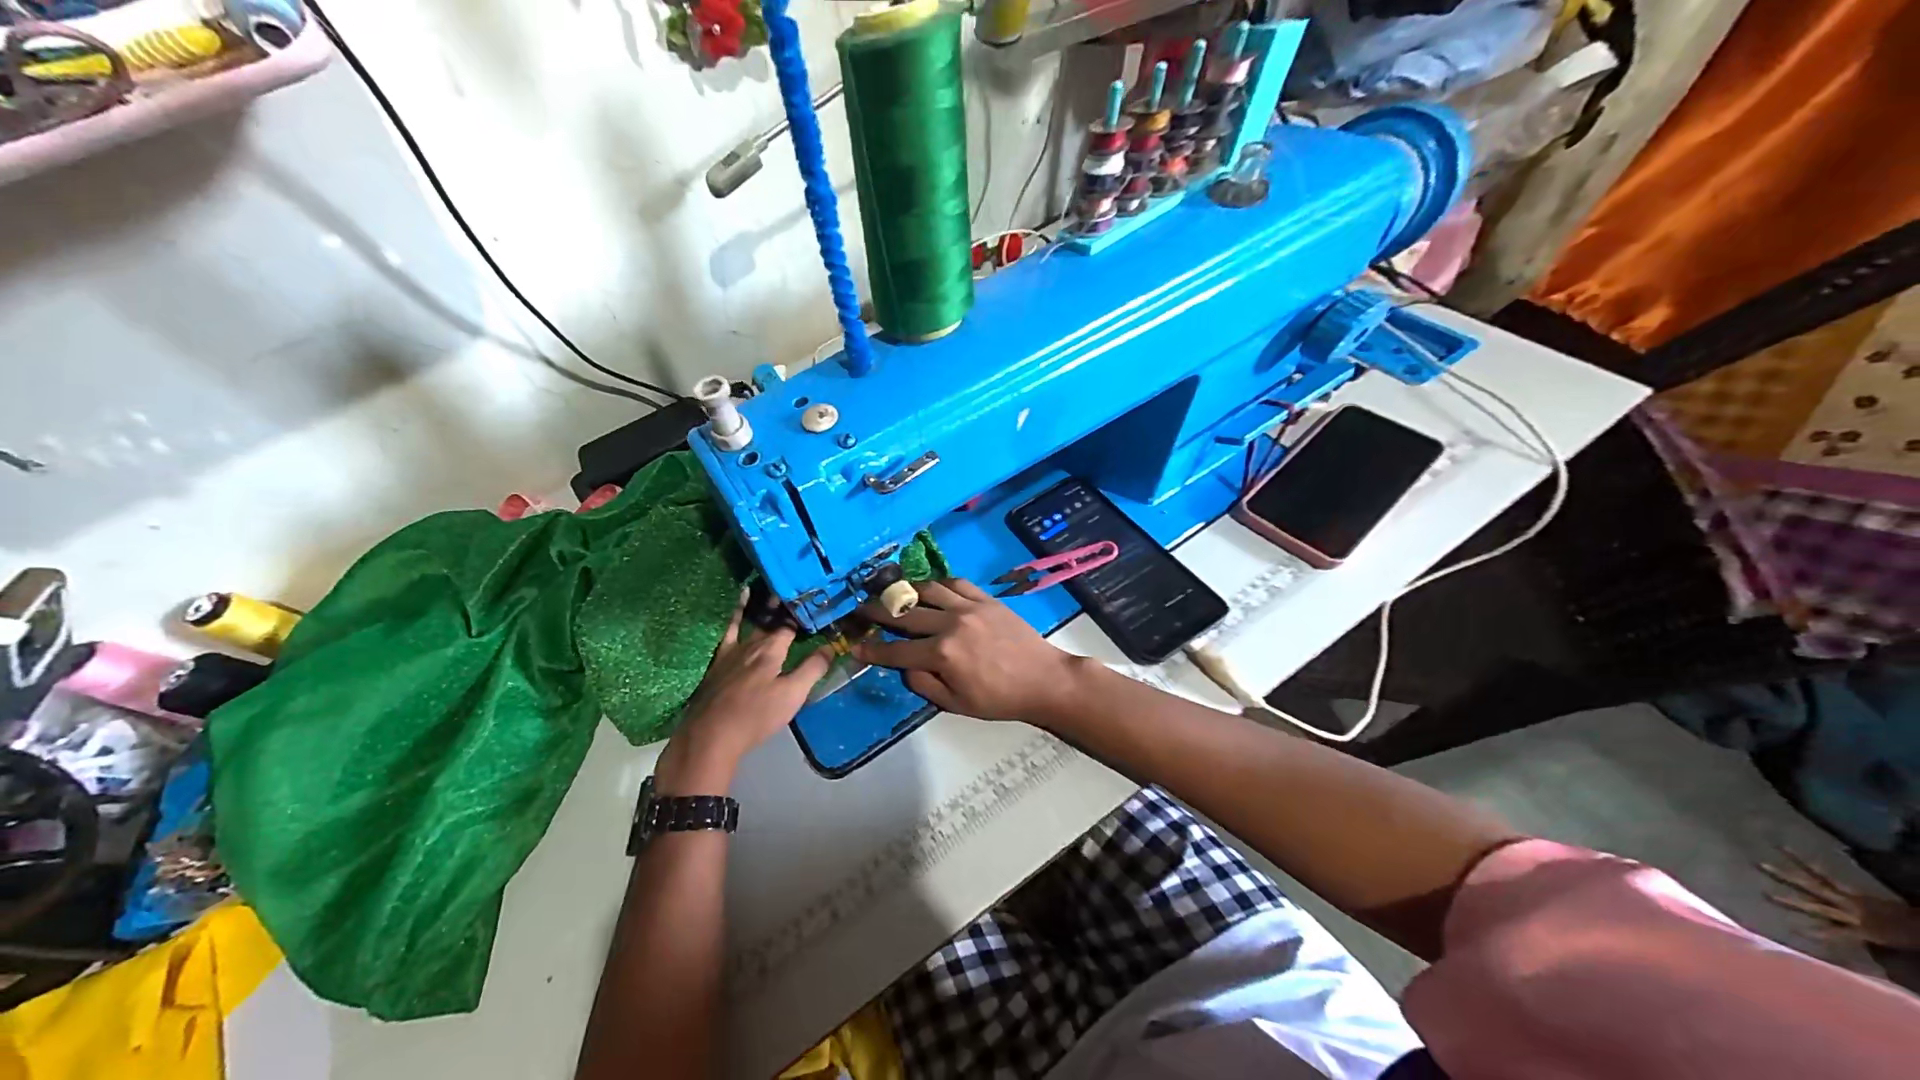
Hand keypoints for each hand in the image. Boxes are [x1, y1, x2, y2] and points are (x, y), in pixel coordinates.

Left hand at [658, 591, 832, 794]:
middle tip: (793, 589)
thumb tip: (831, 647)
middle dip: (783, 607)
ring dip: (759, 605)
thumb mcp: (792, 695)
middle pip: (771, 621)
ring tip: (764, 586)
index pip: (791, 626)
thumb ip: (812, 669)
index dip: (804, 616)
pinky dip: (735, 613)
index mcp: (771, 650)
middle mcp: (751, 644)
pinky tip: (738, 602)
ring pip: (750, 621)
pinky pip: (728, 630)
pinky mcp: (718, 662)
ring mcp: (731, 651)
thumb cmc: (756, 716)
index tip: (816, 604)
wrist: (710, 735)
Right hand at [853, 579, 1090, 722]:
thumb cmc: (1000, 698)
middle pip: (904, 613)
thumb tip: (905, 665)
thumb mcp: (956, 704)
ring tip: (891, 592)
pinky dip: (937, 584)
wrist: (1043, 679)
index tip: (854, 644)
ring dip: (904, 591)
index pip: (896, 650)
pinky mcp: (985, 599)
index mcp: (942, 655)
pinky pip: (955, 583)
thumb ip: (924, 684)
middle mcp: (950, 624)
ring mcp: (969, 607)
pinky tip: (929, 588)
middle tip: (859, 607)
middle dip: (876, 611)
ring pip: (927, 590)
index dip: (872, 648)